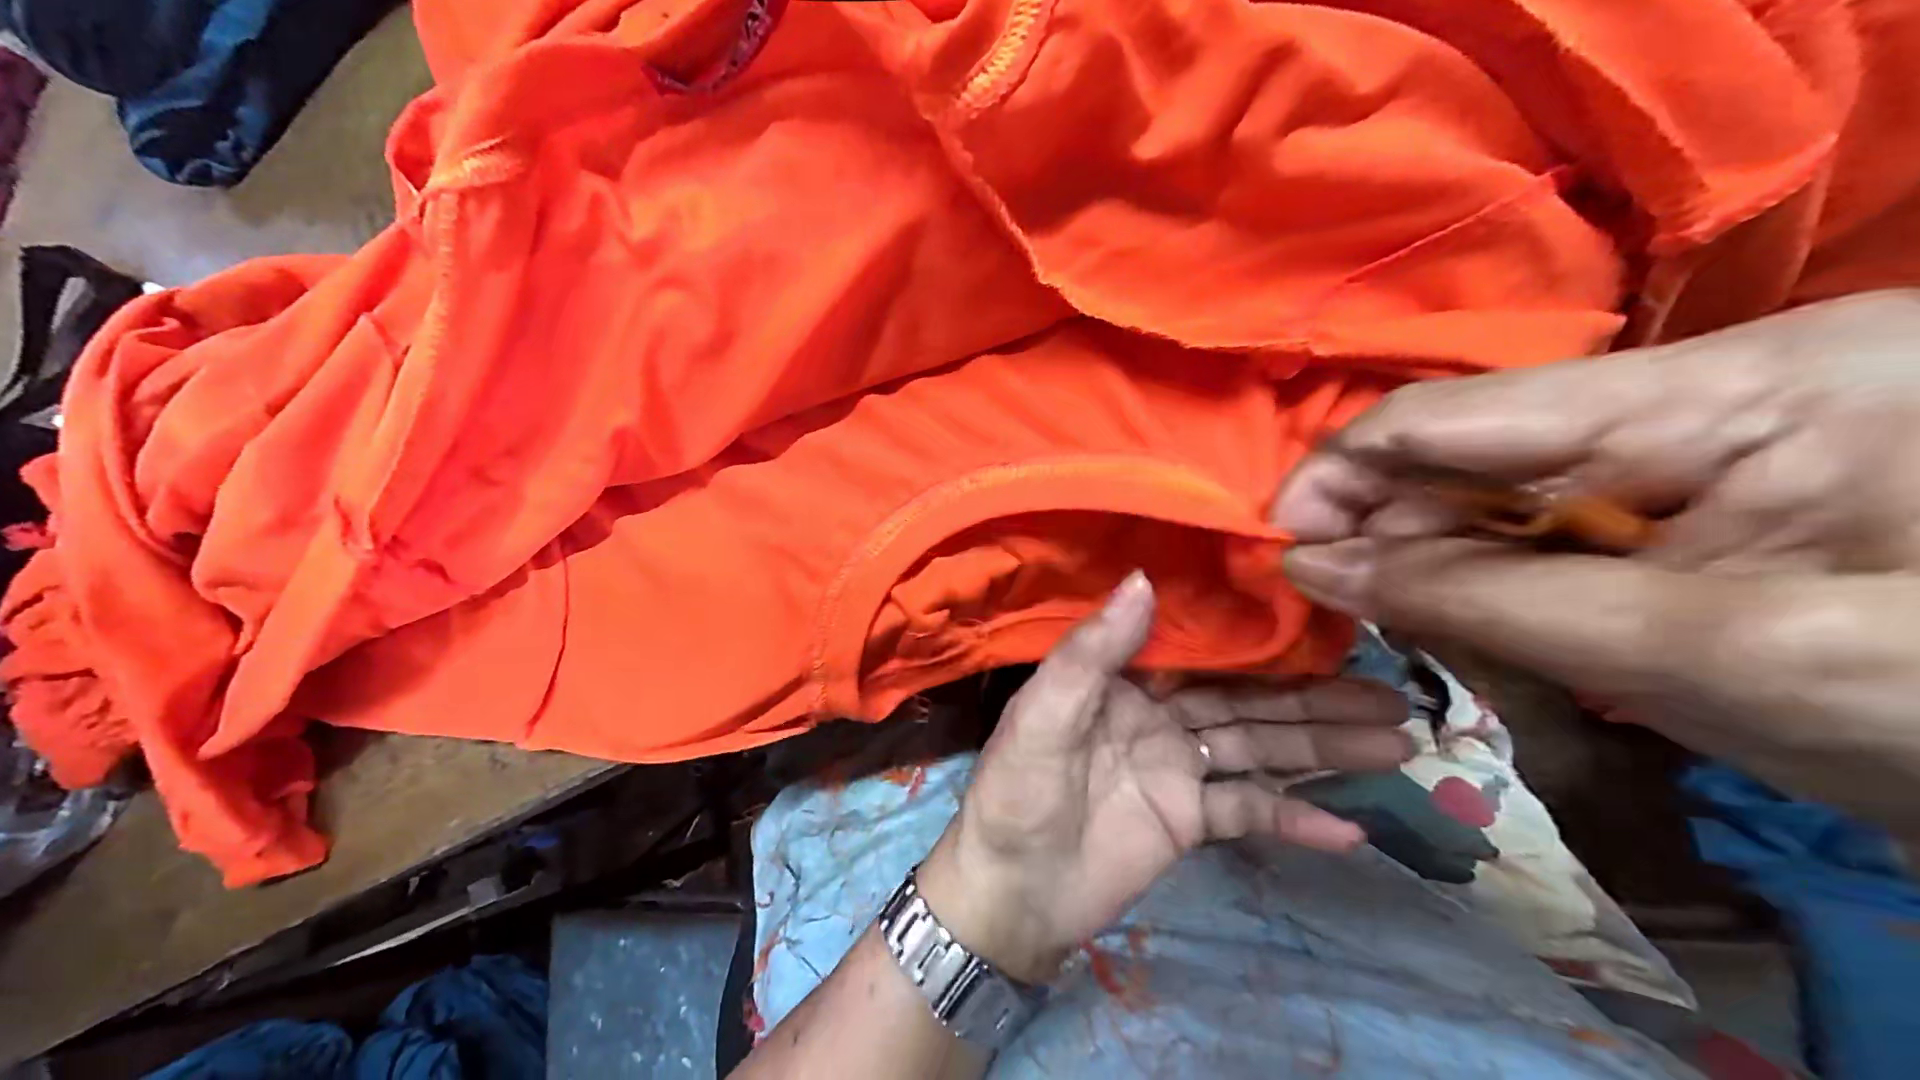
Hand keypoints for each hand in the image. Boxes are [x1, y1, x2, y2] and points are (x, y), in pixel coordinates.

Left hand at [915, 571, 1411, 982]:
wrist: (1011, 890)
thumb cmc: (1018, 790)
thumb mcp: (1044, 712)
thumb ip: (1093, 650)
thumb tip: (1144, 577)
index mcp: (1124, 681)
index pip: (1202, 652)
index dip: (1259, 639)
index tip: (1326, 622)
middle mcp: (1158, 716)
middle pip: (1247, 701)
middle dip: (1315, 698)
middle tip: (1394, 695)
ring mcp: (1177, 768)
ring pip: (1259, 749)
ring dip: (1323, 748)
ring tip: (1397, 743)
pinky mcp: (1188, 820)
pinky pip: (1248, 811)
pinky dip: (1293, 819)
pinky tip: (1349, 828)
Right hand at [1269, 289, 1919, 834]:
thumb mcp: (1704, 656)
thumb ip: (1484, 600)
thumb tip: (1316, 568)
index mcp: (1731, 387)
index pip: (1460, 411)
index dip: (1345, 473)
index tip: (1281, 546)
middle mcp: (1707, 390)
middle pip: (1477, 452)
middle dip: (1391, 528)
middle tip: (1334, 600)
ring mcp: (1717, 442)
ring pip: (1509, 495)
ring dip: (1441, 560)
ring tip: (1402, 617)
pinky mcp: (1722, 497)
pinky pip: (1561, 527)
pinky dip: (1502, 577)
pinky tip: (1478, 613)